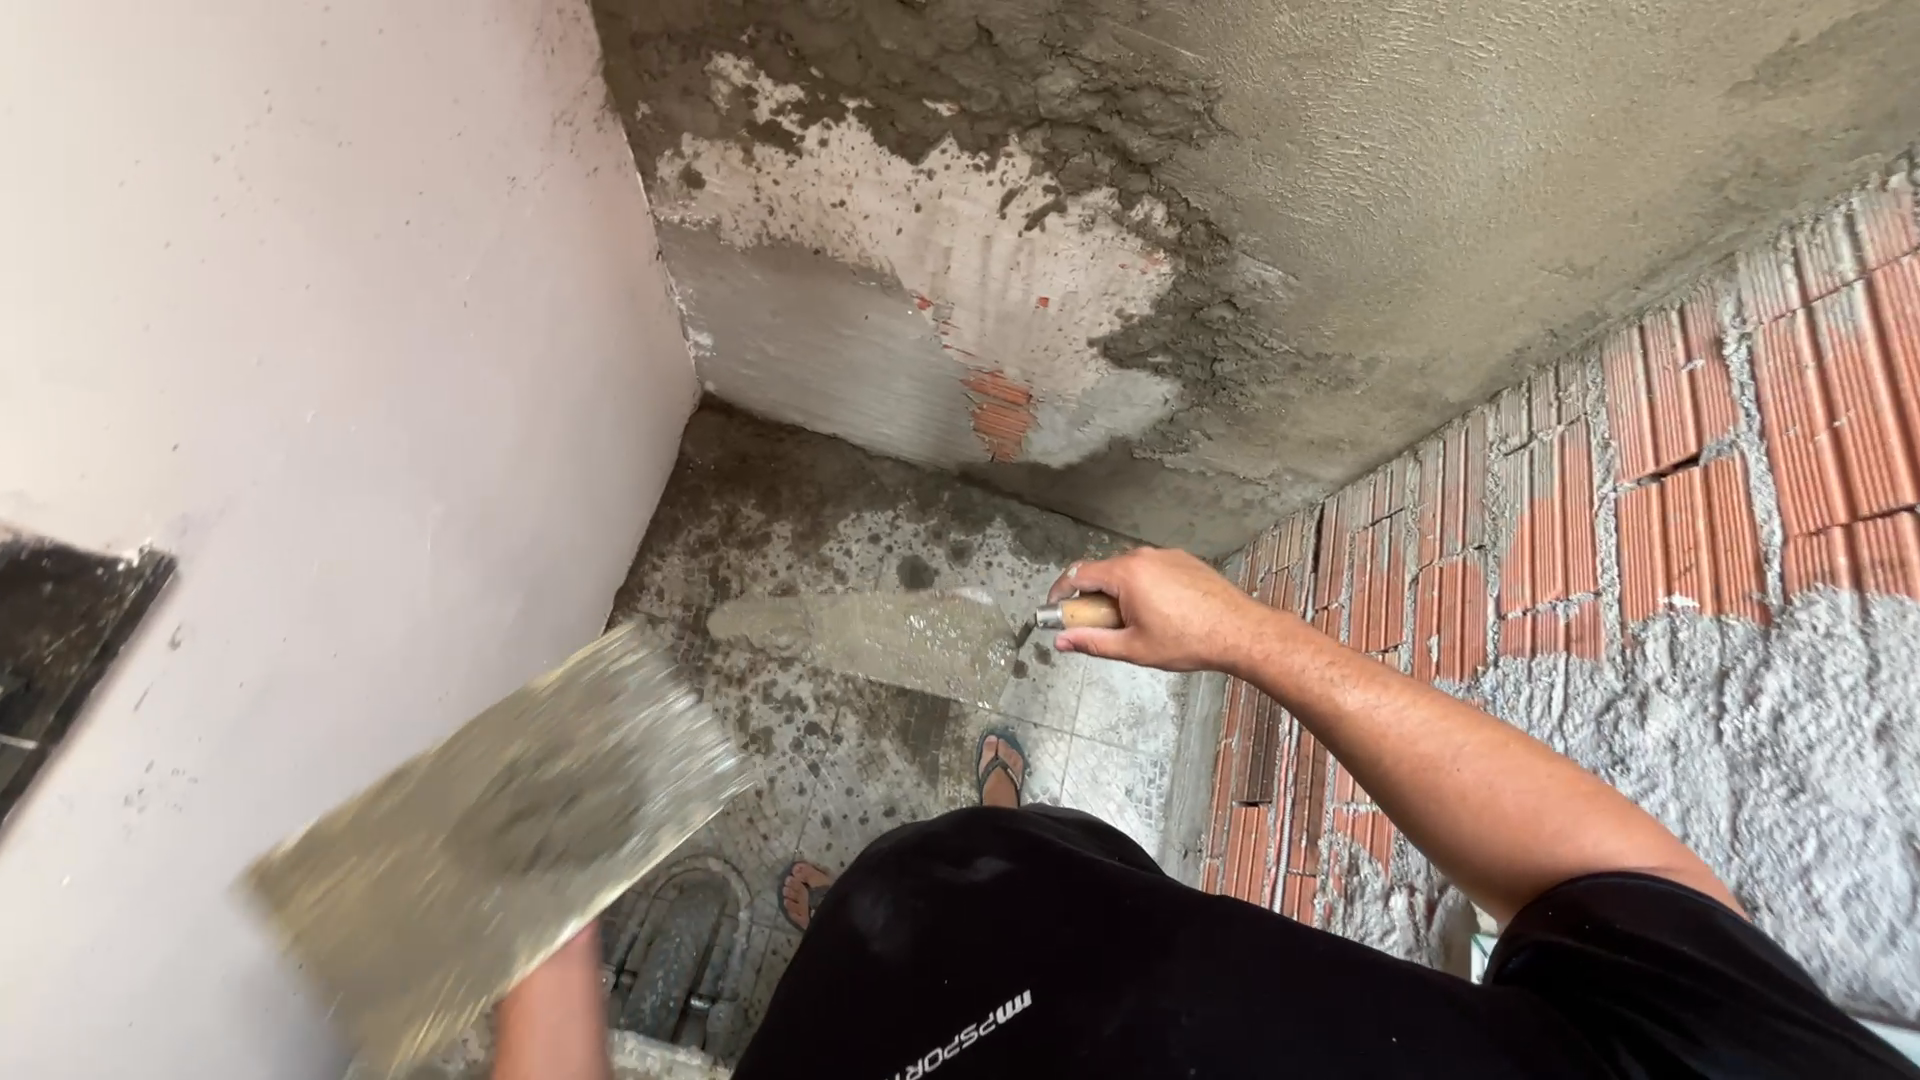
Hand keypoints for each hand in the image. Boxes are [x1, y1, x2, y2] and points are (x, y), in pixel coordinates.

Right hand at [1044, 548, 1274, 673]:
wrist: (1241, 632)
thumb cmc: (1190, 640)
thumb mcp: (1133, 648)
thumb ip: (1091, 641)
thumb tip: (1062, 641)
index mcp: (1127, 574)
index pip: (1078, 574)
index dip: (1061, 592)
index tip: (1056, 608)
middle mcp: (1143, 557)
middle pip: (1102, 572)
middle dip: (1092, 598)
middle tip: (1099, 626)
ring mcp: (1165, 556)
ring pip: (1127, 572)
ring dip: (1118, 593)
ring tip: (1134, 624)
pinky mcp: (1183, 560)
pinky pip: (1150, 570)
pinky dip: (1142, 588)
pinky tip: (1158, 613)